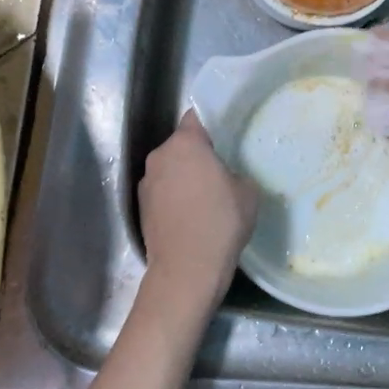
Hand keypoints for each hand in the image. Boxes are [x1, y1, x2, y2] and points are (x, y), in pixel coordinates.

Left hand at [139, 111, 257, 308]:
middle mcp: (160, 156)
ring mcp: (146, 182)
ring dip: (184, 177)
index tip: (224, 139)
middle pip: (180, 145)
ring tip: (205, 199)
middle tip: (219, 171)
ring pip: (170, 169)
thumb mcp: (248, 192)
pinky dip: (174, 198)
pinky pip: (162, 191)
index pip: (195, 118)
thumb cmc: (221, 222)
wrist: (187, 270)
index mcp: (185, 143)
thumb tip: (226, 177)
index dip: (210, 126)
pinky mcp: (141, 207)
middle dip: (197, 154)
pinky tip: (191, 217)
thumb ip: (236, 173)